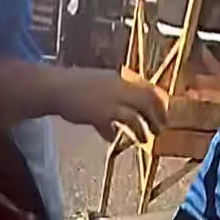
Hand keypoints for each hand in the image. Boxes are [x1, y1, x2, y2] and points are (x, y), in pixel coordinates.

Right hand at [49, 68, 167, 141]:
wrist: (57, 88)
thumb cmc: (72, 92)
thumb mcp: (94, 98)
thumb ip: (106, 115)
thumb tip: (111, 133)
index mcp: (118, 79)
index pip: (145, 86)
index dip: (157, 99)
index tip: (162, 111)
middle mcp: (118, 86)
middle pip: (147, 97)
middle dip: (157, 113)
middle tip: (162, 127)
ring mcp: (112, 98)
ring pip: (138, 112)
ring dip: (147, 126)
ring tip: (149, 138)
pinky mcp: (104, 111)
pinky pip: (124, 122)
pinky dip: (132, 131)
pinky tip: (130, 140)